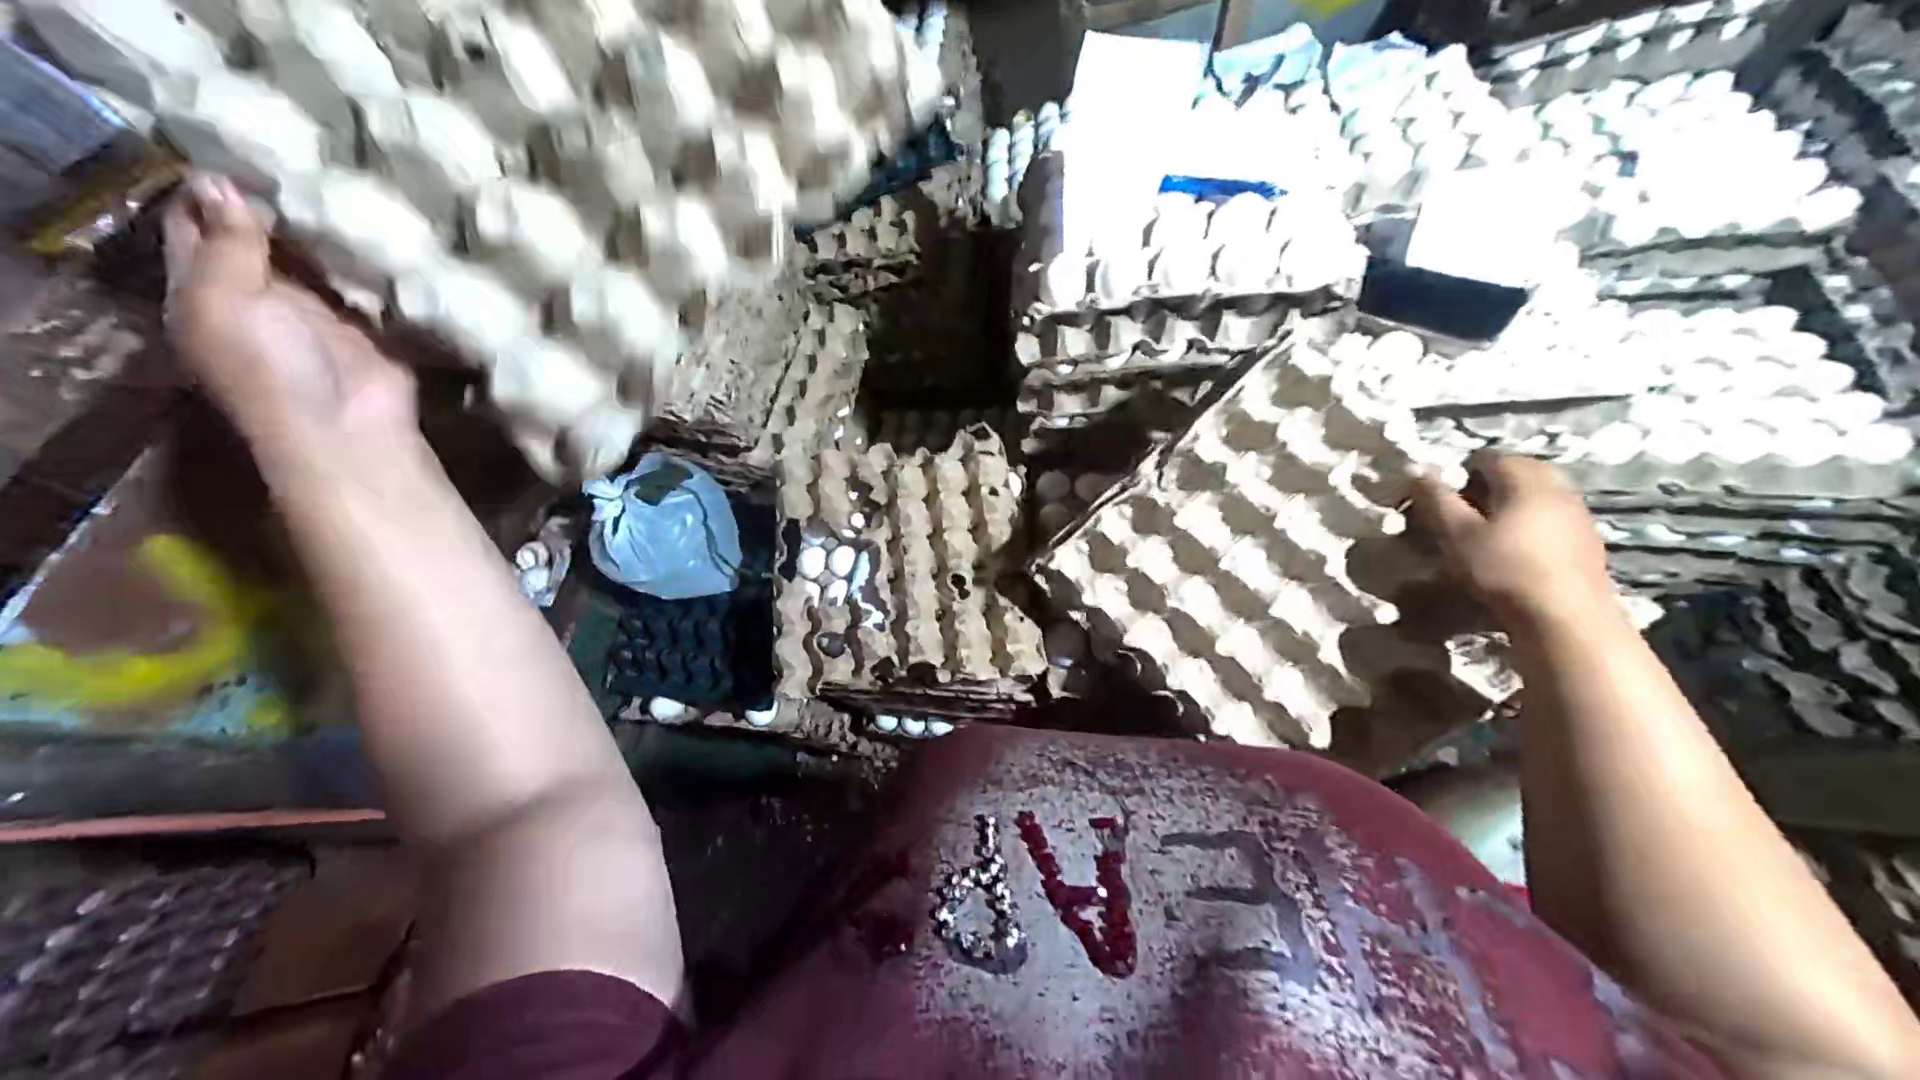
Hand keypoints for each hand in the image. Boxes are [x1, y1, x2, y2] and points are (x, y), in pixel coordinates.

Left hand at [163, 174, 416, 466]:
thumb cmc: (270, 366)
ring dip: (325, 229)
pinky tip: (378, 228)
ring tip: (341, 185)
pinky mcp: (368, 326)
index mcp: (206, 289)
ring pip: (315, 257)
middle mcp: (259, 295)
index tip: (238, 152)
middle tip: (300, 161)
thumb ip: (227, 244)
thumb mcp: (225, 299)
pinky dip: (368, 259)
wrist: (347, 425)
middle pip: (259, 237)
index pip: (195, 226)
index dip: (208, 190)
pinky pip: (364, 283)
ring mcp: (318, 311)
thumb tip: (219, 180)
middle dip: (275, 203)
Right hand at [1409, 454, 1615, 629]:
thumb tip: (1417, 470)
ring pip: (1535, 495)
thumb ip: (1436, 500)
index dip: (1458, 473)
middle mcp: (1558, 488)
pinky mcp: (1587, 539)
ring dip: (1507, 505)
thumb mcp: (1457, 534)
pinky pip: (1550, 516)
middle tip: (1460, 513)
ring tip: (1484, 533)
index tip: (1440, 498)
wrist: (1565, 616)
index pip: (1488, 458)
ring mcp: (1578, 514)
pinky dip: (1528, 522)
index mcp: (1526, 480)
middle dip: (1485, 486)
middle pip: (1516, 473)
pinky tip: (1514, 550)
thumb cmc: (1503, 569)